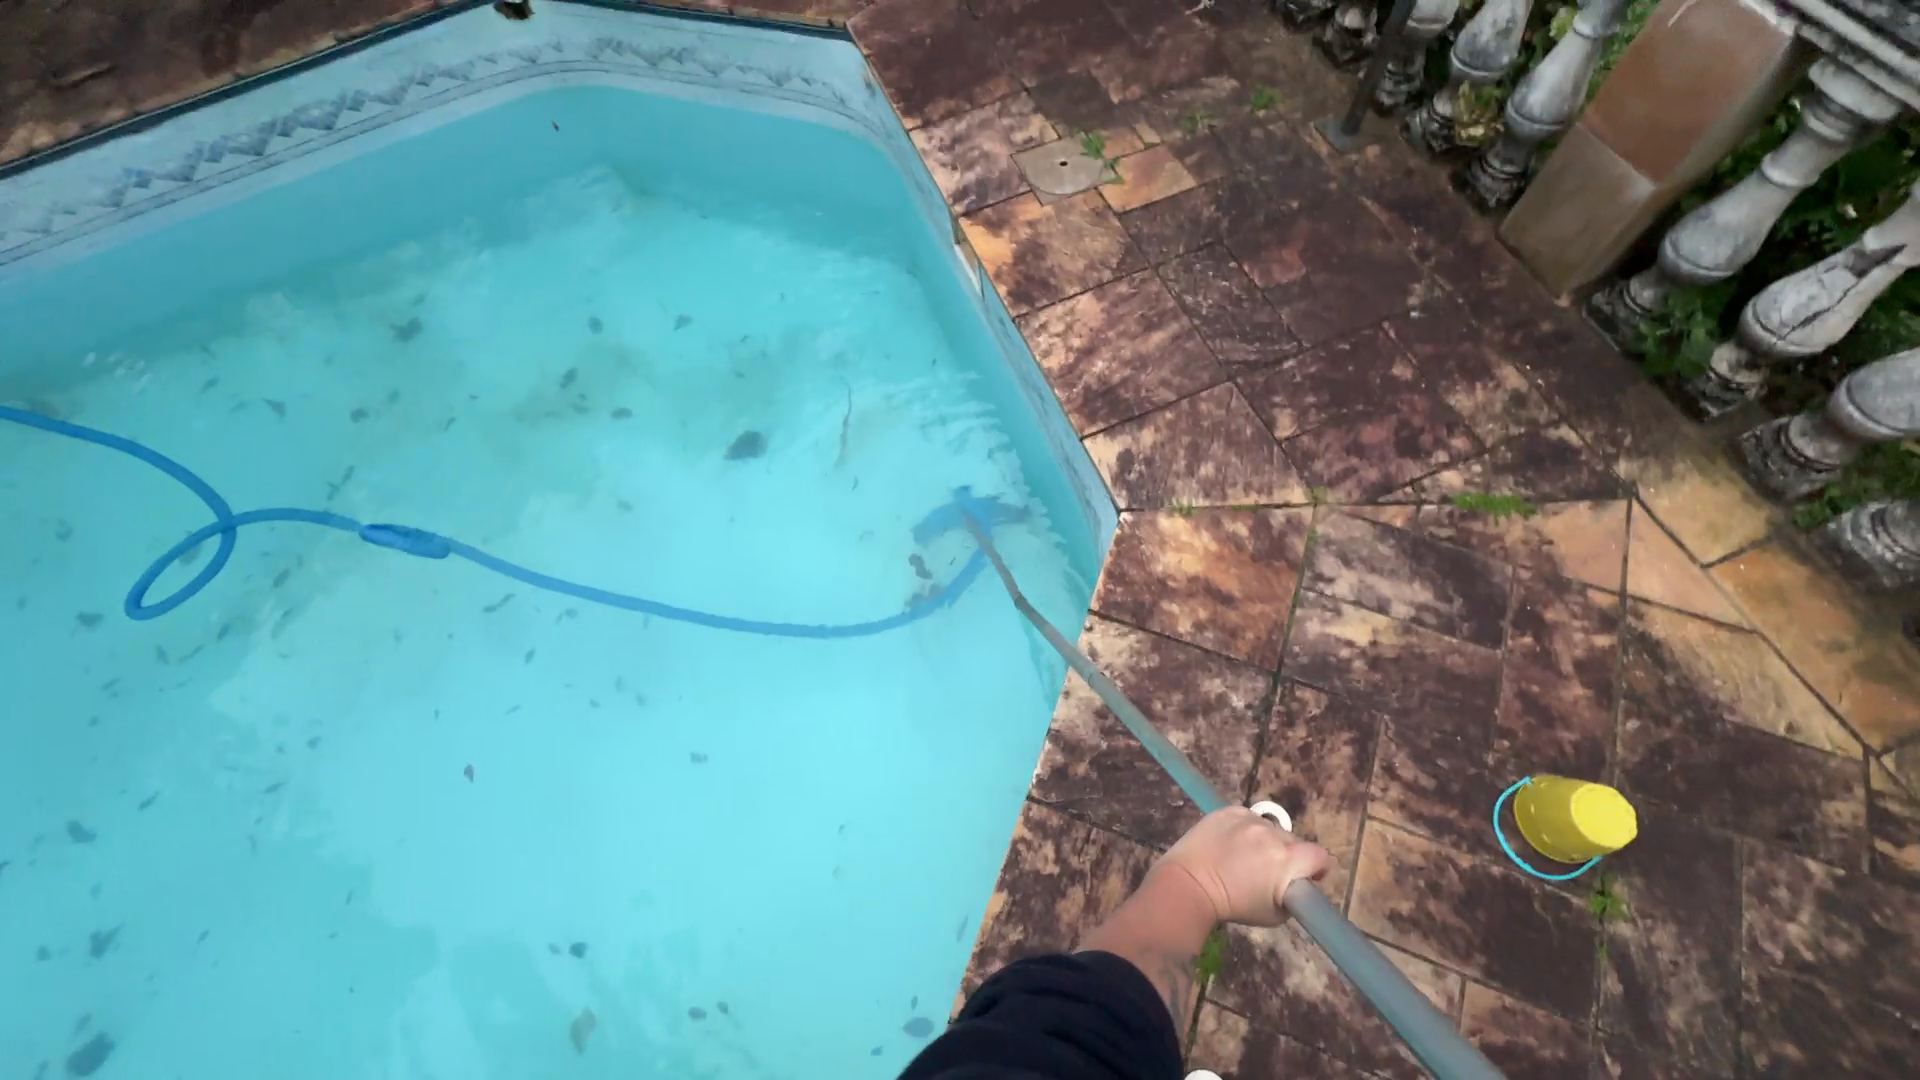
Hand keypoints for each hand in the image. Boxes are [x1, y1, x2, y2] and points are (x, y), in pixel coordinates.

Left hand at [1151, 807, 1329, 926]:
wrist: (1190, 884)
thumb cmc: (1234, 905)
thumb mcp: (1275, 914)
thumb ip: (1294, 895)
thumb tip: (1296, 884)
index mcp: (1286, 859)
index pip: (1320, 855)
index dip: (1316, 868)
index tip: (1305, 877)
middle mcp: (1270, 833)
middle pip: (1293, 840)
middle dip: (1288, 854)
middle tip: (1269, 870)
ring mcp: (1247, 818)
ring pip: (1270, 827)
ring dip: (1265, 840)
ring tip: (1245, 855)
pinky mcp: (1228, 810)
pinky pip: (1248, 818)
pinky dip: (1245, 829)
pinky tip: (1231, 843)